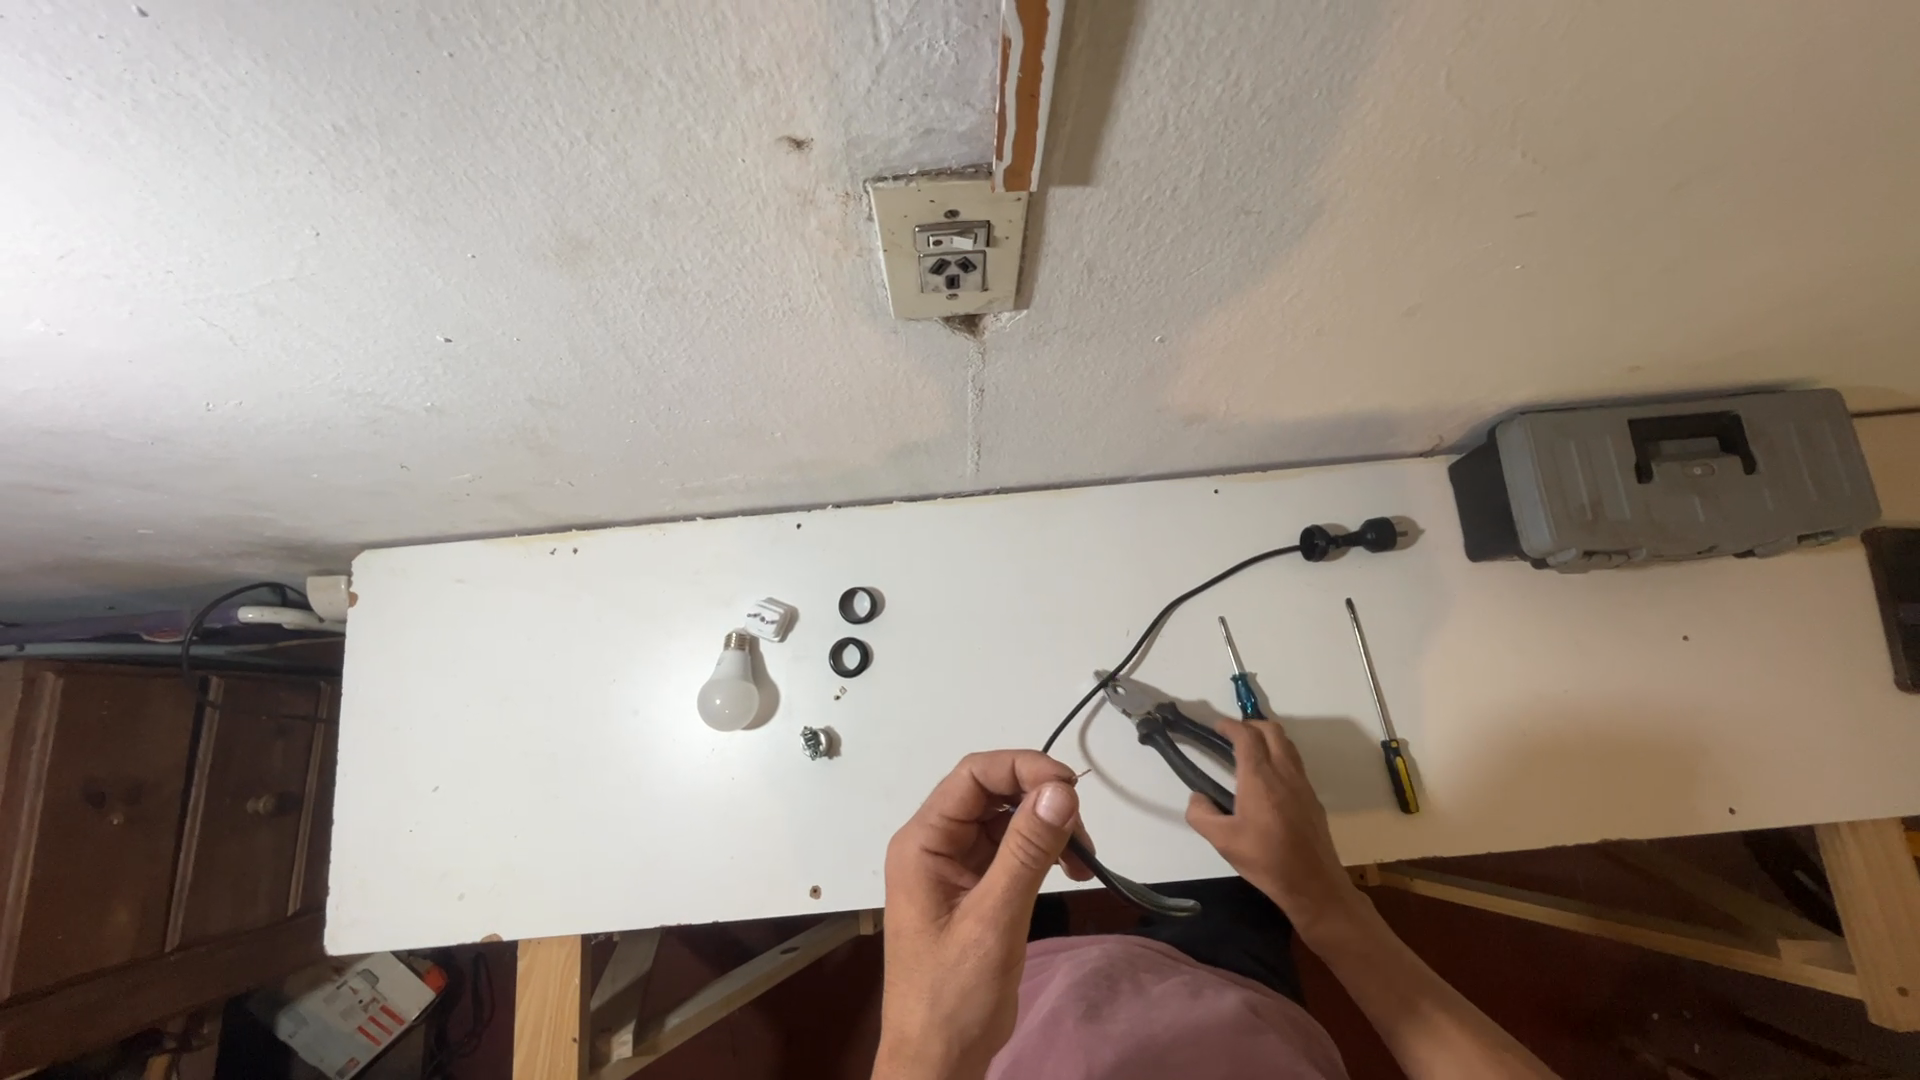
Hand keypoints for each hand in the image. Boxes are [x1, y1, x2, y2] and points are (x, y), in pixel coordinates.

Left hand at [874, 751, 1090, 1079]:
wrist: (937, 1062)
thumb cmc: (954, 995)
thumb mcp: (994, 919)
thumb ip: (1027, 851)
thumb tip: (1061, 790)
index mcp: (923, 841)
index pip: (972, 775)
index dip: (1021, 767)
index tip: (1069, 786)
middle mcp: (935, 842)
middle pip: (990, 792)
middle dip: (1039, 800)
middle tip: (1082, 829)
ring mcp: (954, 863)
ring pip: (1005, 818)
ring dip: (1046, 827)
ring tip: (1083, 857)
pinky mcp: (973, 885)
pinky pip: (1010, 849)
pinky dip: (1042, 851)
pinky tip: (1071, 869)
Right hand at [1185, 719, 1362, 935]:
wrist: (1314, 884)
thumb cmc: (1266, 860)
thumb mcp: (1222, 841)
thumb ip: (1200, 814)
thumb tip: (1197, 798)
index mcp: (1260, 778)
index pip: (1246, 736)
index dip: (1230, 725)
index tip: (1217, 726)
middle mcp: (1284, 773)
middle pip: (1272, 731)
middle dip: (1251, 724)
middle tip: (1233, 735)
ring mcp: (1302, 784)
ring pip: (1288, 745)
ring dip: (1268, 738)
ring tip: (1250, 751)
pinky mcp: (1312, 798)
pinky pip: (1295, 763)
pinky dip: (1280, 756)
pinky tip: (1268, 779)